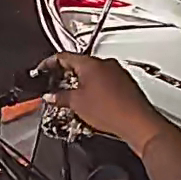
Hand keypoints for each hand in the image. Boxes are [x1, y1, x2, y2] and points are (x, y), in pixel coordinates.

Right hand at [37, 53, 172, 155]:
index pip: (63, 57)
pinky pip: (104, 81)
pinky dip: (95, 89)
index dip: (49, 63)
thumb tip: (51, 96)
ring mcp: (117, 72)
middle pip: (79, 64)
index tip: (43, 69)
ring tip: (74, 99)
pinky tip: (92, 104)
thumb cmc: (112, 110)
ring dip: (81, 84)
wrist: (137, 122)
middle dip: (65, 76)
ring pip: (92, 73)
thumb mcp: (76, 104)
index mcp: (90, 64)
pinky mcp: (124, 83)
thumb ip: (59, 97)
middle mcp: (105, 64)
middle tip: (56, 87)